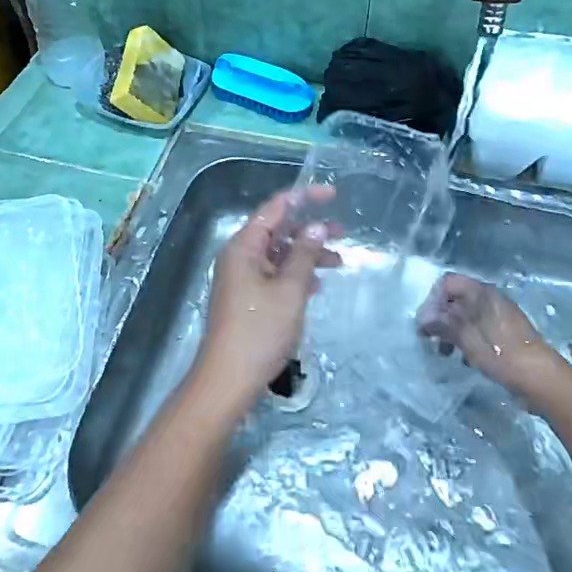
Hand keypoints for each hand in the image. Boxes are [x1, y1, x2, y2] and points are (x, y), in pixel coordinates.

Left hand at [194, 187, 339, 402]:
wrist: (228, 378)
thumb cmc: (260, 330)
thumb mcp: (290, 290)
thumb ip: (305, 255)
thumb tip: (317, 227)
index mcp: (243, 246)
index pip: (275, 209)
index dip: (304, 198)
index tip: (332, 194)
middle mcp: (238, 256)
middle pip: (277, 231)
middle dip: (309, 230)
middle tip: (343, 232)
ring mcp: (240, 278)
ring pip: (278, 255)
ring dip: (306, 255)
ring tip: (339, 262)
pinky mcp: (246, 298)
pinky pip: (273, 275)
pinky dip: (295, 275)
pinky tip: (317, 285)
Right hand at [418, 272, 568, 399]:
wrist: (544, 380)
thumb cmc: (502, 354)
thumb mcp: (467, 338)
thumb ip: (443, 323)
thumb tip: (423, 318)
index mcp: (482, 293)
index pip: (447, 282)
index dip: (432, 299)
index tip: (426, 322)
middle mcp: (491, 299)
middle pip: (456, 299)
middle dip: (439, 317)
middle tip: (429, 338)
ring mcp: (500, 316)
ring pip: (466, 316)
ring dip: (451, 331)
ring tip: (444, 352)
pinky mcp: (506, 333)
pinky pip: (478, 329)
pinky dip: (466, 340)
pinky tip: (465, 359)